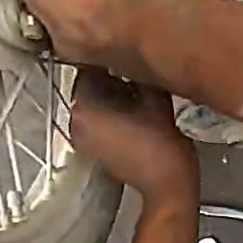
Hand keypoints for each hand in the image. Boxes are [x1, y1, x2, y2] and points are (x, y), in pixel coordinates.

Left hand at [70, 69, 197, 202]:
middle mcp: (75, 122)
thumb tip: (133, 57)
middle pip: (91, 87)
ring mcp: (82, 140)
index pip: (90, 67)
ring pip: (97, 105)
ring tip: (141, 98)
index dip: (113, 60)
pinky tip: (137, 117)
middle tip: (139, 78)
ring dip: (115, 98)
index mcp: (84, 106)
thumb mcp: (155, 98)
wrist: (167, 185)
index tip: (130, 58)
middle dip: (113, 80)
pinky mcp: (94, 151)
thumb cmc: (161, 146)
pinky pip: (100, 123)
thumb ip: (139, 72)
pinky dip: (114, 117)